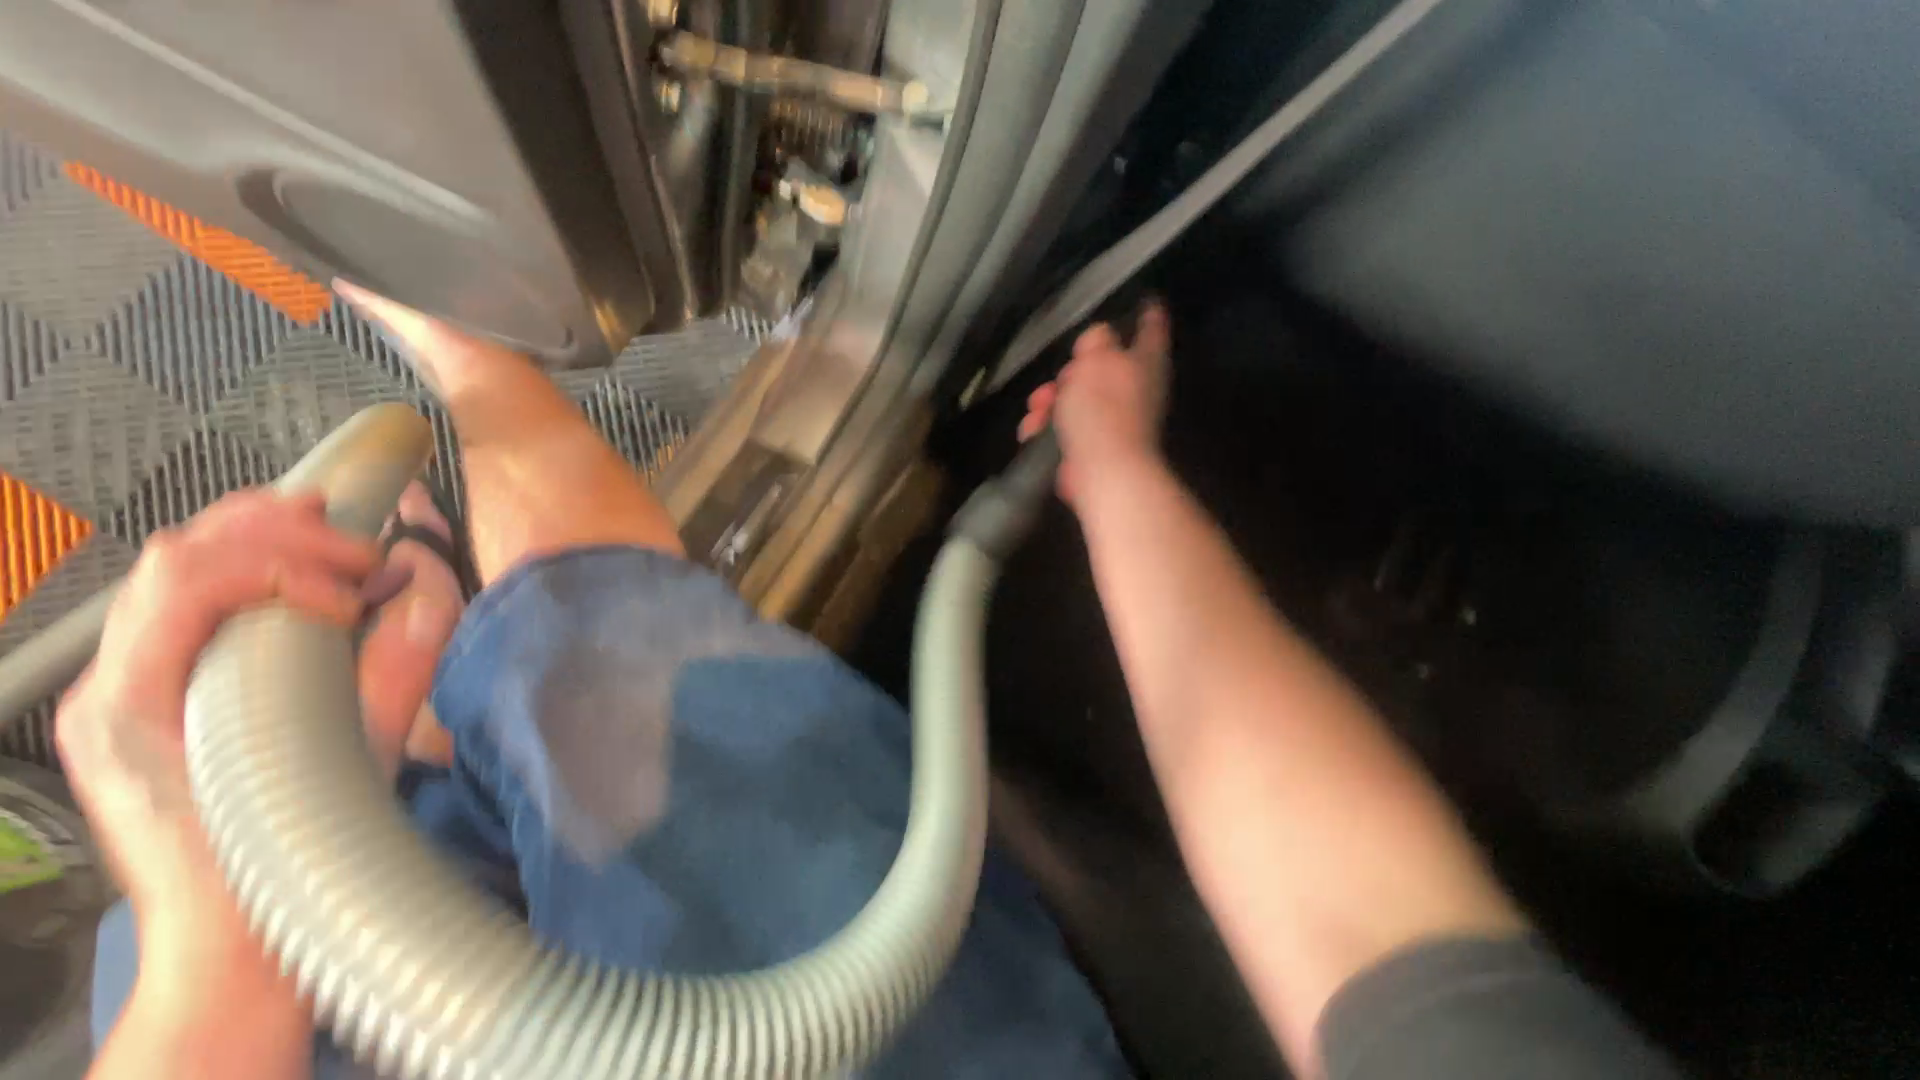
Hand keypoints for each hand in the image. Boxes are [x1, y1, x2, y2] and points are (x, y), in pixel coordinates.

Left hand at [58, 491, 377, 1002]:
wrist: (229, 948)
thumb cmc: (279, 870)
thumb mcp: (355, 764)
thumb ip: (396, 671)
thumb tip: (427, 591)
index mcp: (136, 706)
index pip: (192, 581)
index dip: (285, 564)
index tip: (360, 592)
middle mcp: (110, 688)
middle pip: (175, 556)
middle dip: (278, 533)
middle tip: (361, 545)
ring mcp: (122, 692)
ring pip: (174, 572)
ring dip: (262, 544)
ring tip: (339, 548)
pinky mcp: (151, 700)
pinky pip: (188, 607)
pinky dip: (251, 576)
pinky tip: (307, 587)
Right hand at [1018, 301, 1171, 503]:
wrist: (1102, 471)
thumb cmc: (1105, 410)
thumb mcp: (1097, 360)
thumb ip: (1097, 340)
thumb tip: (1099, 336)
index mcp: (1145, 363)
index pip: (1151, 328)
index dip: (1147, 312)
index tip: (1146, 298)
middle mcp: (1135, 390)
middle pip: (1102, 366)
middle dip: (1072, 370)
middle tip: (1062, 375)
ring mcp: (1114, 420)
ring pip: (1077, 397)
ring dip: (1051, 400)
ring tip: (1038, 407)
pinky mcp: (1092, 445)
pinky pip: (1065, 426)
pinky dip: (1047, 426)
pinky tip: (1033, 429)